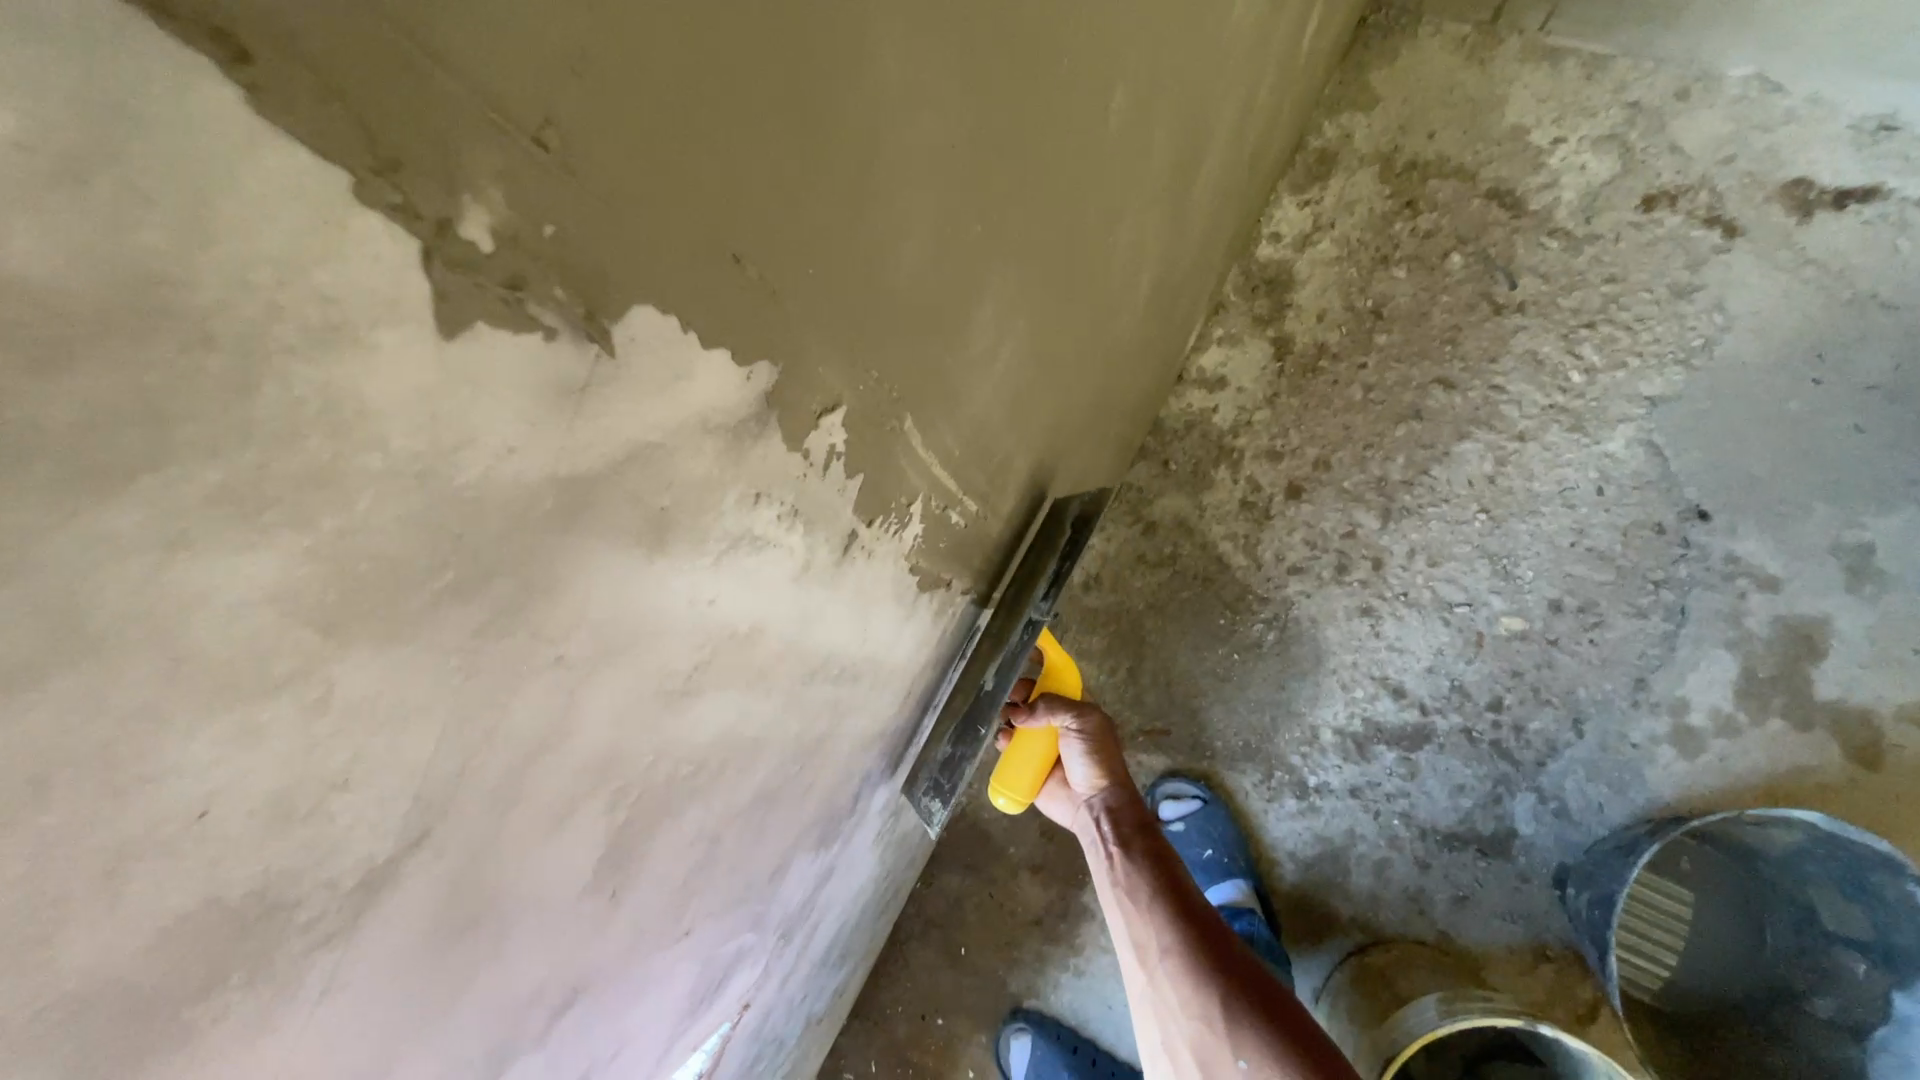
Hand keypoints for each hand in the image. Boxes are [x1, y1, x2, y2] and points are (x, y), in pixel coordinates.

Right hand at [995, 682, 1135, 830]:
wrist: (1093, 804)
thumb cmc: (1095, 757)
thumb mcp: (1083, 721)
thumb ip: (1052, 706)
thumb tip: (1018, 713)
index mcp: (1075, 708)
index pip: (1055, 681)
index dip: (1040, 671)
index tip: (1024, 663)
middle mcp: (1057, 722)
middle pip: (1031, 699)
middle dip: (1019, 694)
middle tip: (1013, 698)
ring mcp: (1041, 744)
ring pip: (1016, 721)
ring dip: (1008, 716)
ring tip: (1007, 720)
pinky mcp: (1027, 764)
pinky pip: (1009, 747)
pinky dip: (1003, 740)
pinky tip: (1004, 740)